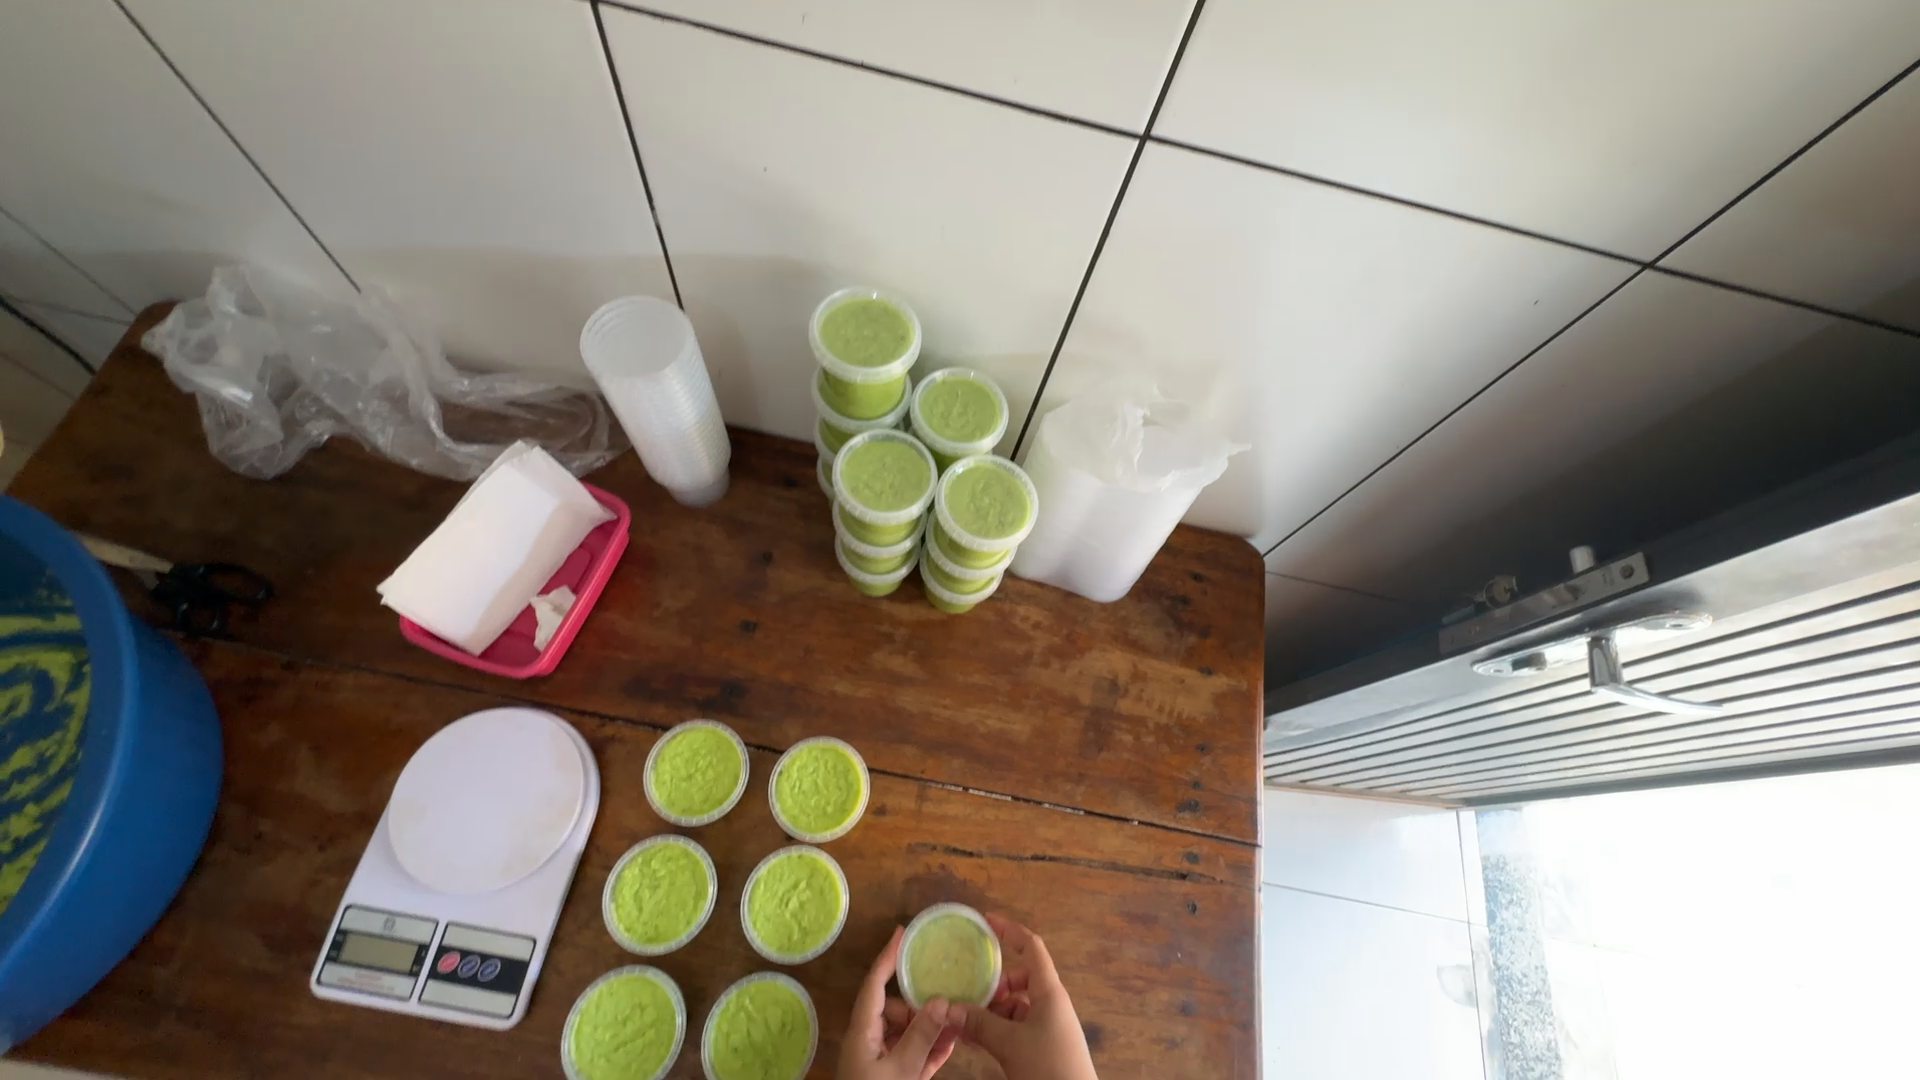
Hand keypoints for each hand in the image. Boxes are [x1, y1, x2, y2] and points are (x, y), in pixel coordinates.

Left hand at [837, 926, 958, 1079]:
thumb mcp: (900, 1071)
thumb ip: (921, 1036)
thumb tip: (941, 999)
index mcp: (862, 1032)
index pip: (874, 984)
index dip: (887, 956)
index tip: (903, 932)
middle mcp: (868, 1042)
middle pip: (894, 1009)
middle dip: (920, 1001)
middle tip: (947, 994)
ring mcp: (879, 1063)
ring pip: (906, 1034)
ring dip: (930, 1028)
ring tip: (956, 1021)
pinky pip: (912, 1058)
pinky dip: (930, 1051)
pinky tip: (952, 1044)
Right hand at [948, 915, 1097, 1079]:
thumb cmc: (1049, 1066)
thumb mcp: (1011, 1044)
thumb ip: (980, 1024)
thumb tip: (949, 1008)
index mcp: (1049, 990)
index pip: (1031, 946)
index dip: (1010, 930)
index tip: (986, 921)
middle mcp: (1050, 1003)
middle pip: (1020, 977)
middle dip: (994, 982)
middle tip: (969, 990)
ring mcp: (1048, 1026)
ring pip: (1016, 1006)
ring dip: (992, 1010)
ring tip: (965, 1021)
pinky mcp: (1044, 1048)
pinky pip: (1017, 1028)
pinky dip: (998, 1029)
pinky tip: (976, 1040)